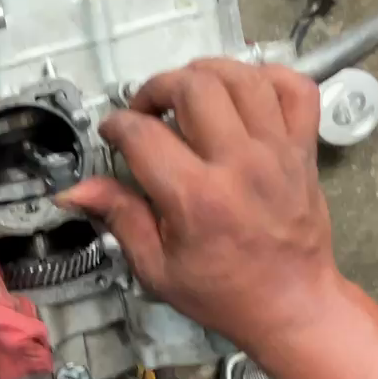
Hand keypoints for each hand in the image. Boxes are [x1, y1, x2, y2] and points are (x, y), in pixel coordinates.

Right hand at [60, 59, 348, 349]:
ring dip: (204, 74)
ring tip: (187, 95)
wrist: (291, 304)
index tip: (112, 133)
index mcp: (196, 197)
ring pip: (242, 76)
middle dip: (157, 88)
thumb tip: (74, 191)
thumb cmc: (220, 292)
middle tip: (146, 111)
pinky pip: (295, 88)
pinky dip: (267, 77)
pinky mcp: (304, 148)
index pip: (144, 134)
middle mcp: (239, 164)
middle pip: (193, 87)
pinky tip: (241, 94)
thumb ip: (119, 217)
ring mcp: (278, 151)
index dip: (117, 125)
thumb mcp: (156, 267)